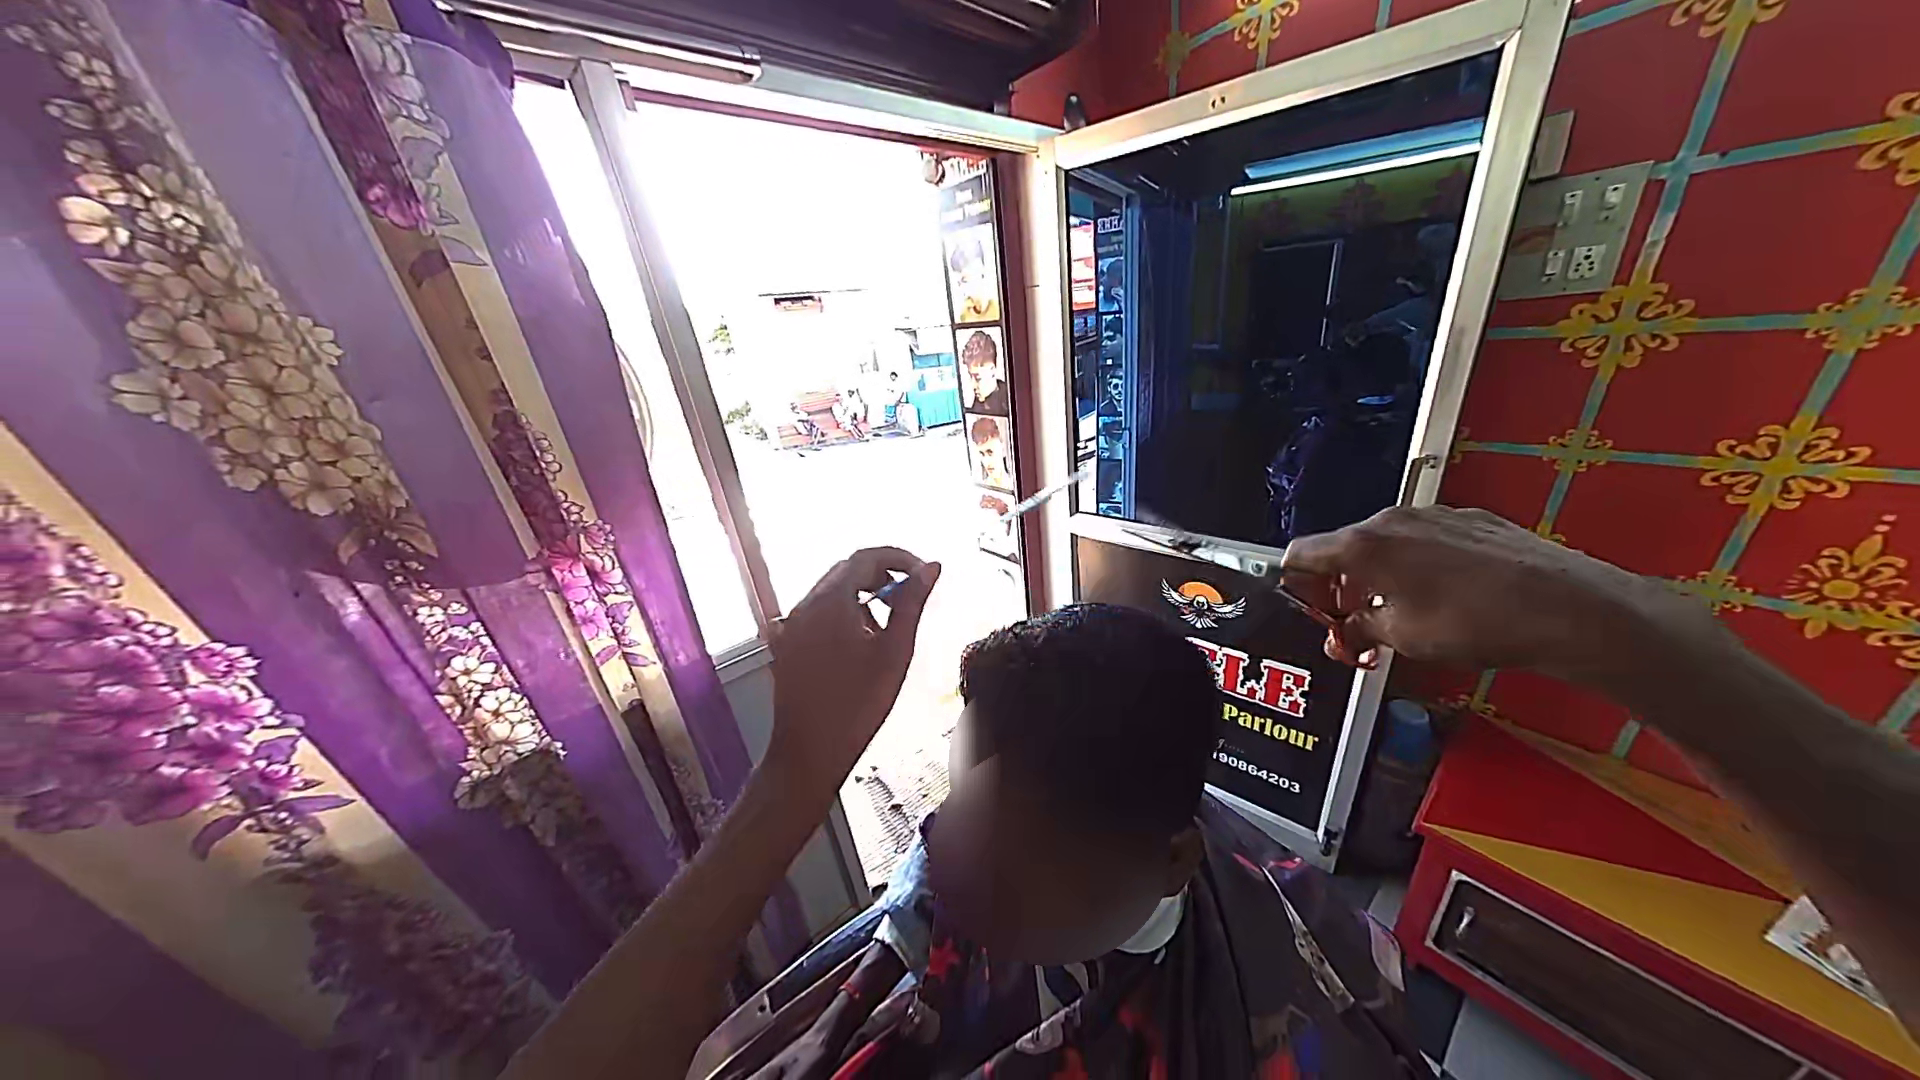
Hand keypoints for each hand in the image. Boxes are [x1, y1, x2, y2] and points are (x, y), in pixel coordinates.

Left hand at [765, 548, 940, 784]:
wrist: (810, 751)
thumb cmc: (855, 706)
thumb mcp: (895, 650)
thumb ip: (912, 602)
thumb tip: (930, 569)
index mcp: (830, 601)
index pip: (867, 557)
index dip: (899, 559)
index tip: (921, 572)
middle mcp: (805, 606)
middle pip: (848, 571)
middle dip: (882, 578)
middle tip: (908, 600)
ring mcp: (792, 625)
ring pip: (831, 591)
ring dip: (862, 597)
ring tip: (885, 630)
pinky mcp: (786, 644)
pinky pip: (817, 613)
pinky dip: (842, 615)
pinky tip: (857, 645)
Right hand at [1281, 506, 1712, 684]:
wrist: (1574, 610)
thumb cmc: (1476, 624)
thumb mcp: (1400, 638)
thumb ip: (1357, 631)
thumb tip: (1346, 636)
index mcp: (1362, 545)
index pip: (1299, 555)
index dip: (1296, 586)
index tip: (1315, 613)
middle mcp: (1391, 520)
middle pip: (1341, 549)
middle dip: (1340, 587)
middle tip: (1356, 624)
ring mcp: (1434, 515)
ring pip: (1383, 544)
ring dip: (1378, 577)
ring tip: (1404, 614)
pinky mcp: (1471, 519)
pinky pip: (1423, 540)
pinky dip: (1417, 566)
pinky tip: (1447, 598)